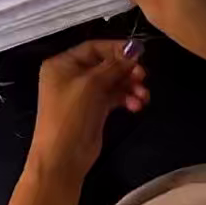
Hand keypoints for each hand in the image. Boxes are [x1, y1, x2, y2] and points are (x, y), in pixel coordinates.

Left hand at [28, 40, 148, 181]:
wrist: (63, 157)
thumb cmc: (71, 114)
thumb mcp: (92, 85)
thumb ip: (114, 66)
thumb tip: (133, 49)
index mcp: (62, 64)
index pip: (93, 47)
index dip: (116, 49)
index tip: (139, 53)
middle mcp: (71, 75)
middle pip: (105, 64)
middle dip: (125, 70)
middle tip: (143, 77)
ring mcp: (83, 93)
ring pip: (112, 81)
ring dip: (129, 86)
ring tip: (143, 96)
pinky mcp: (94, 109)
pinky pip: (113, 97)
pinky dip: (126, 98)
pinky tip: (137, 105)